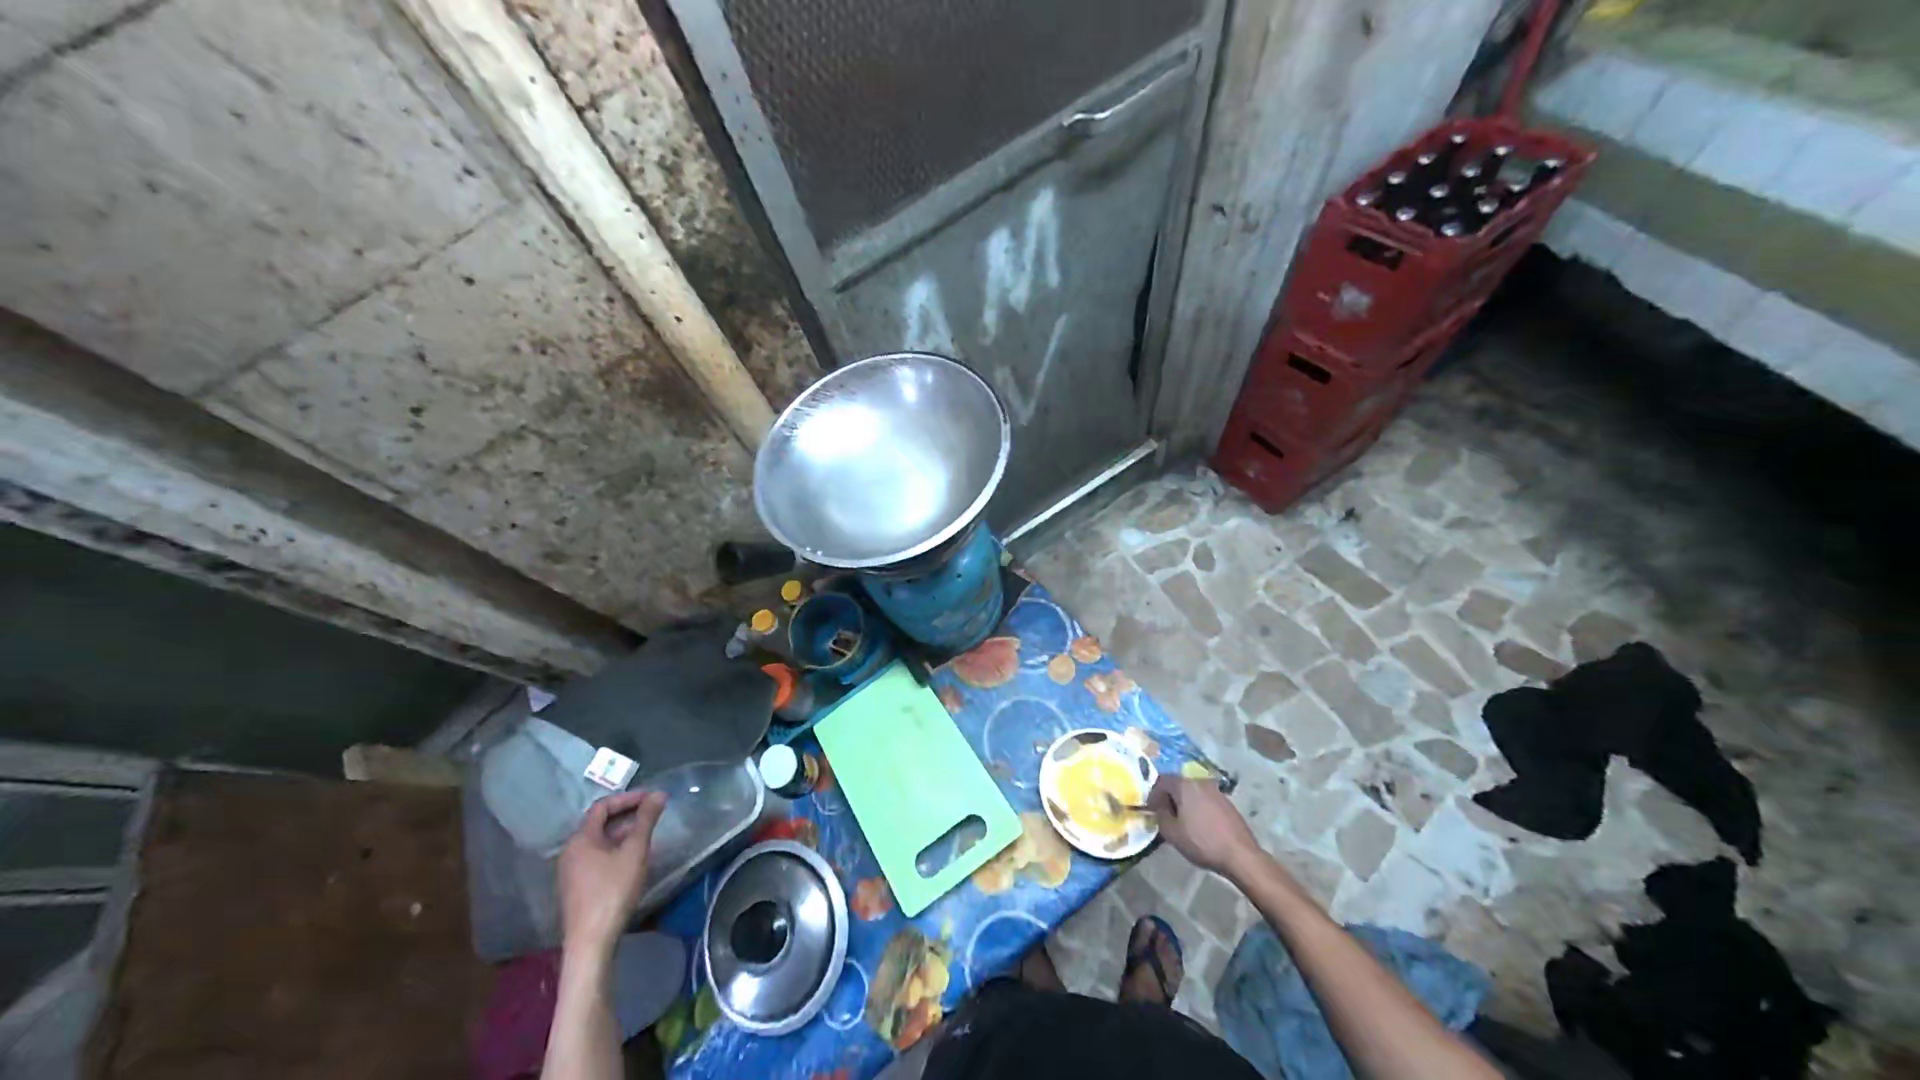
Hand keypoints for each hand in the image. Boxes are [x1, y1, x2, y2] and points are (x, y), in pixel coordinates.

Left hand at [558, 789, 666, 953]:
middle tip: (652, 814)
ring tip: (647, 835)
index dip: (627, 798)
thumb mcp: (635, 851)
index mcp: (580, 839)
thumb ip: (646, 820)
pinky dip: (615, 850)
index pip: (602, 806)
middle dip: (627, 815)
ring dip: (622, 834)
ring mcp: (571, 871)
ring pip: (599, 842)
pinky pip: (596, 858)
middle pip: (599, 823)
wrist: (591, 941)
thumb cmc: (613, 890)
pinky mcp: (576, 887)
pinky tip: (632, 860)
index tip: (651, 798)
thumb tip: (658, 794)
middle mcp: (570, 851)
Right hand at [1148, 775, 1262, 878]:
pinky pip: (1206, 800)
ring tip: (1183, 823)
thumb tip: (1159, 808)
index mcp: (1185, 785)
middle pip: (1178, 784)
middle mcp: (1200, 782)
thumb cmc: (1202, 842)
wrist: (1240, 855)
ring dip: (1185, 803)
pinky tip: (1200, 826)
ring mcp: (1217, 791)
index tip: (1151, 810)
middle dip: (1169, 798)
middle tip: (1165, 816)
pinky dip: (1198, 808)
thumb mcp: (1171, 833)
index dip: (1153, 795)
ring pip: (1193, 792)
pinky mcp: (1228, 803)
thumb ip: (1160, 815)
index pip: (1161, 781)